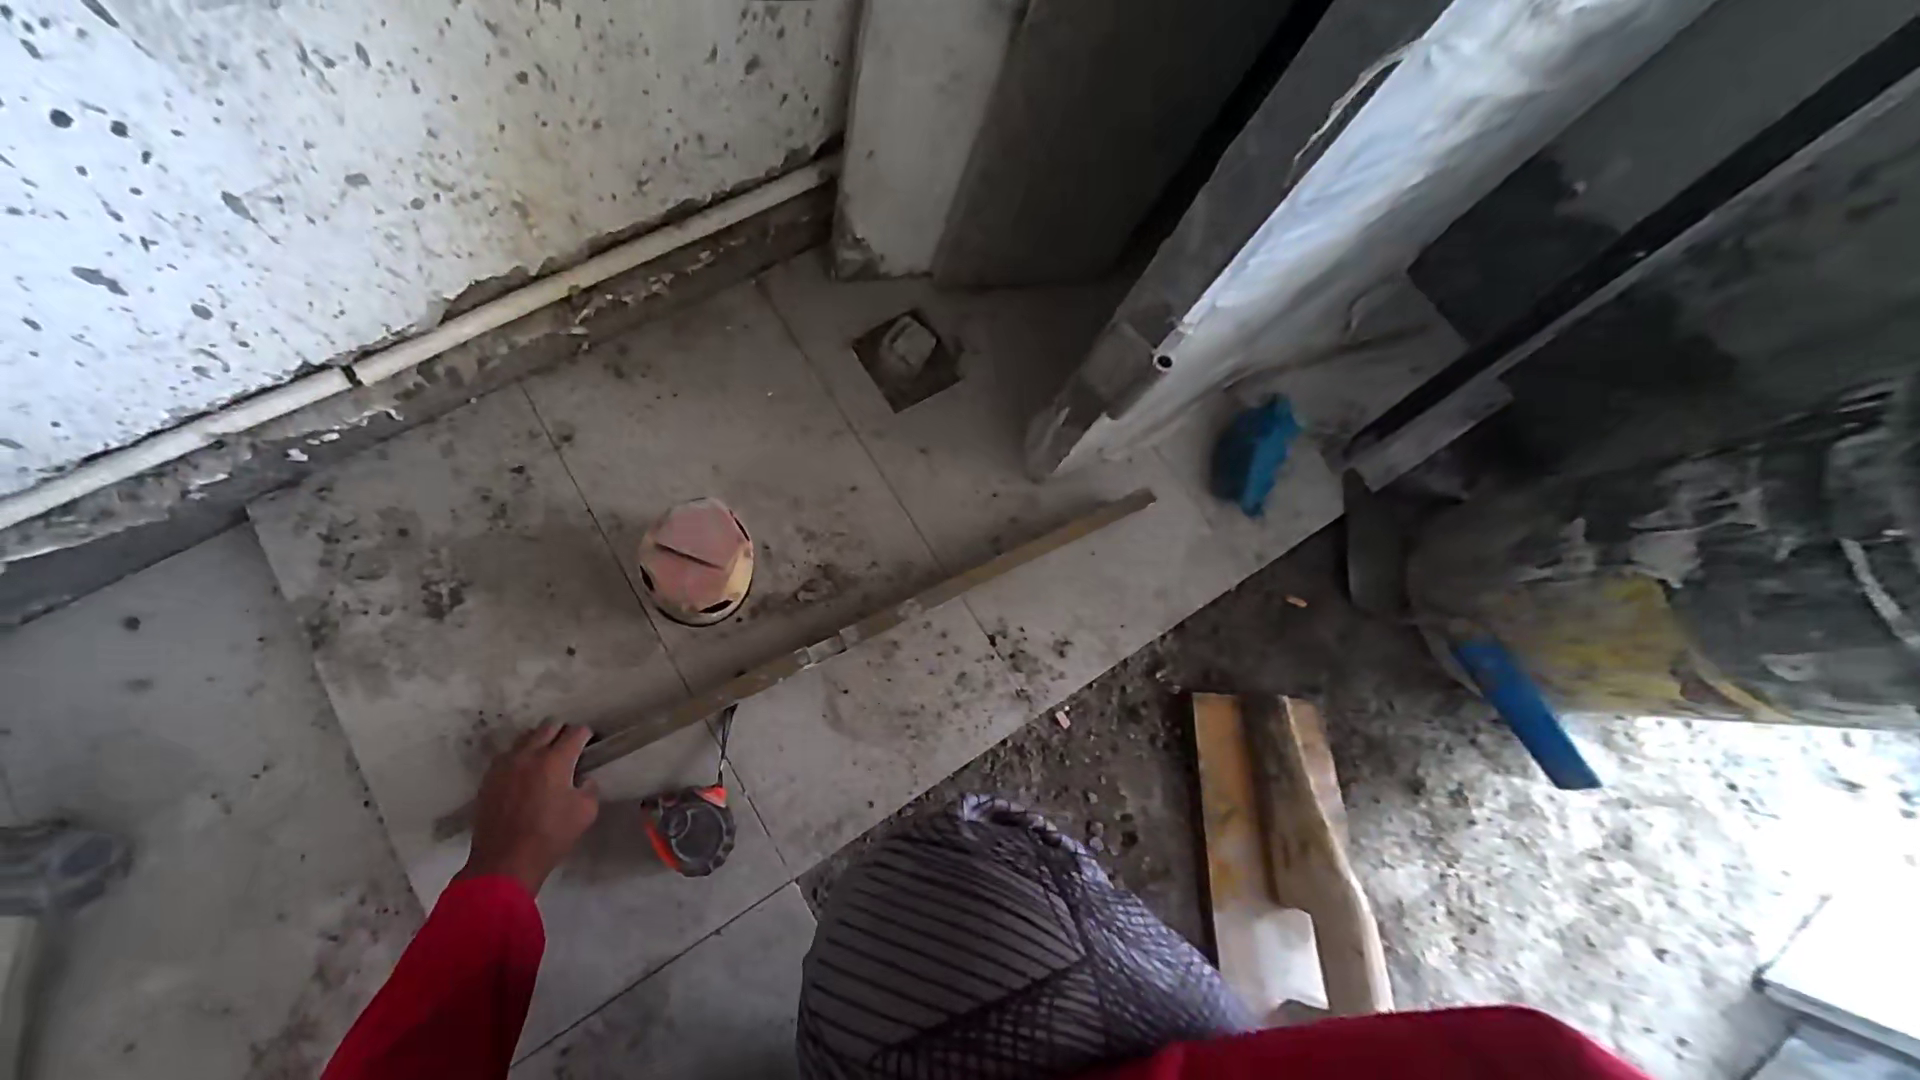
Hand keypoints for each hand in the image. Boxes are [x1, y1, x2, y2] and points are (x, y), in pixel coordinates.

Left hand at [457, 723, 600, 894]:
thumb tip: (582, 780)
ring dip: (539, 740)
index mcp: (556, 760)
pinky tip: (524, 770)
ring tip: (546, 754)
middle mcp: (529, 755)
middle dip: (563, 731)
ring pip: (525, 737)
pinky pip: (507, 755)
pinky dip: (519, 755)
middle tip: (570, 744)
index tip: (590, 742)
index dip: (587, 734)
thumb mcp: (586, 811)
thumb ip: (589, 788)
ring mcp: (505, 766)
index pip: (576, 732)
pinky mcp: (489, 779)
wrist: (504, 862)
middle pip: (548, 726)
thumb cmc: (551, 835)